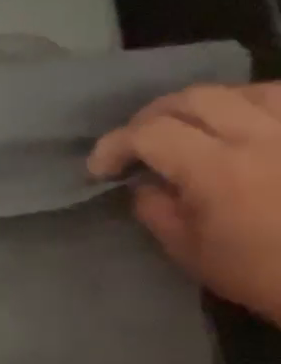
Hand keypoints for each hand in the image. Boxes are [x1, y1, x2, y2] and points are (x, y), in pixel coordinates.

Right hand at [89, 83, 280, 322]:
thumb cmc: (261, 272)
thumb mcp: (188, 250)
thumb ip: (156, 208)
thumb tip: (144, 182)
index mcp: (217, 169)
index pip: (149, 133)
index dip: (114, 145)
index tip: (101, 170)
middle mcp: (262, 136)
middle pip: (194, 99)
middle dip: (153, 117)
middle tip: (139, 144)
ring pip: (246, 91)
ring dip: (208, 106)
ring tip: (196, 129)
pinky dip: (258, 105)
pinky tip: (248, 126)